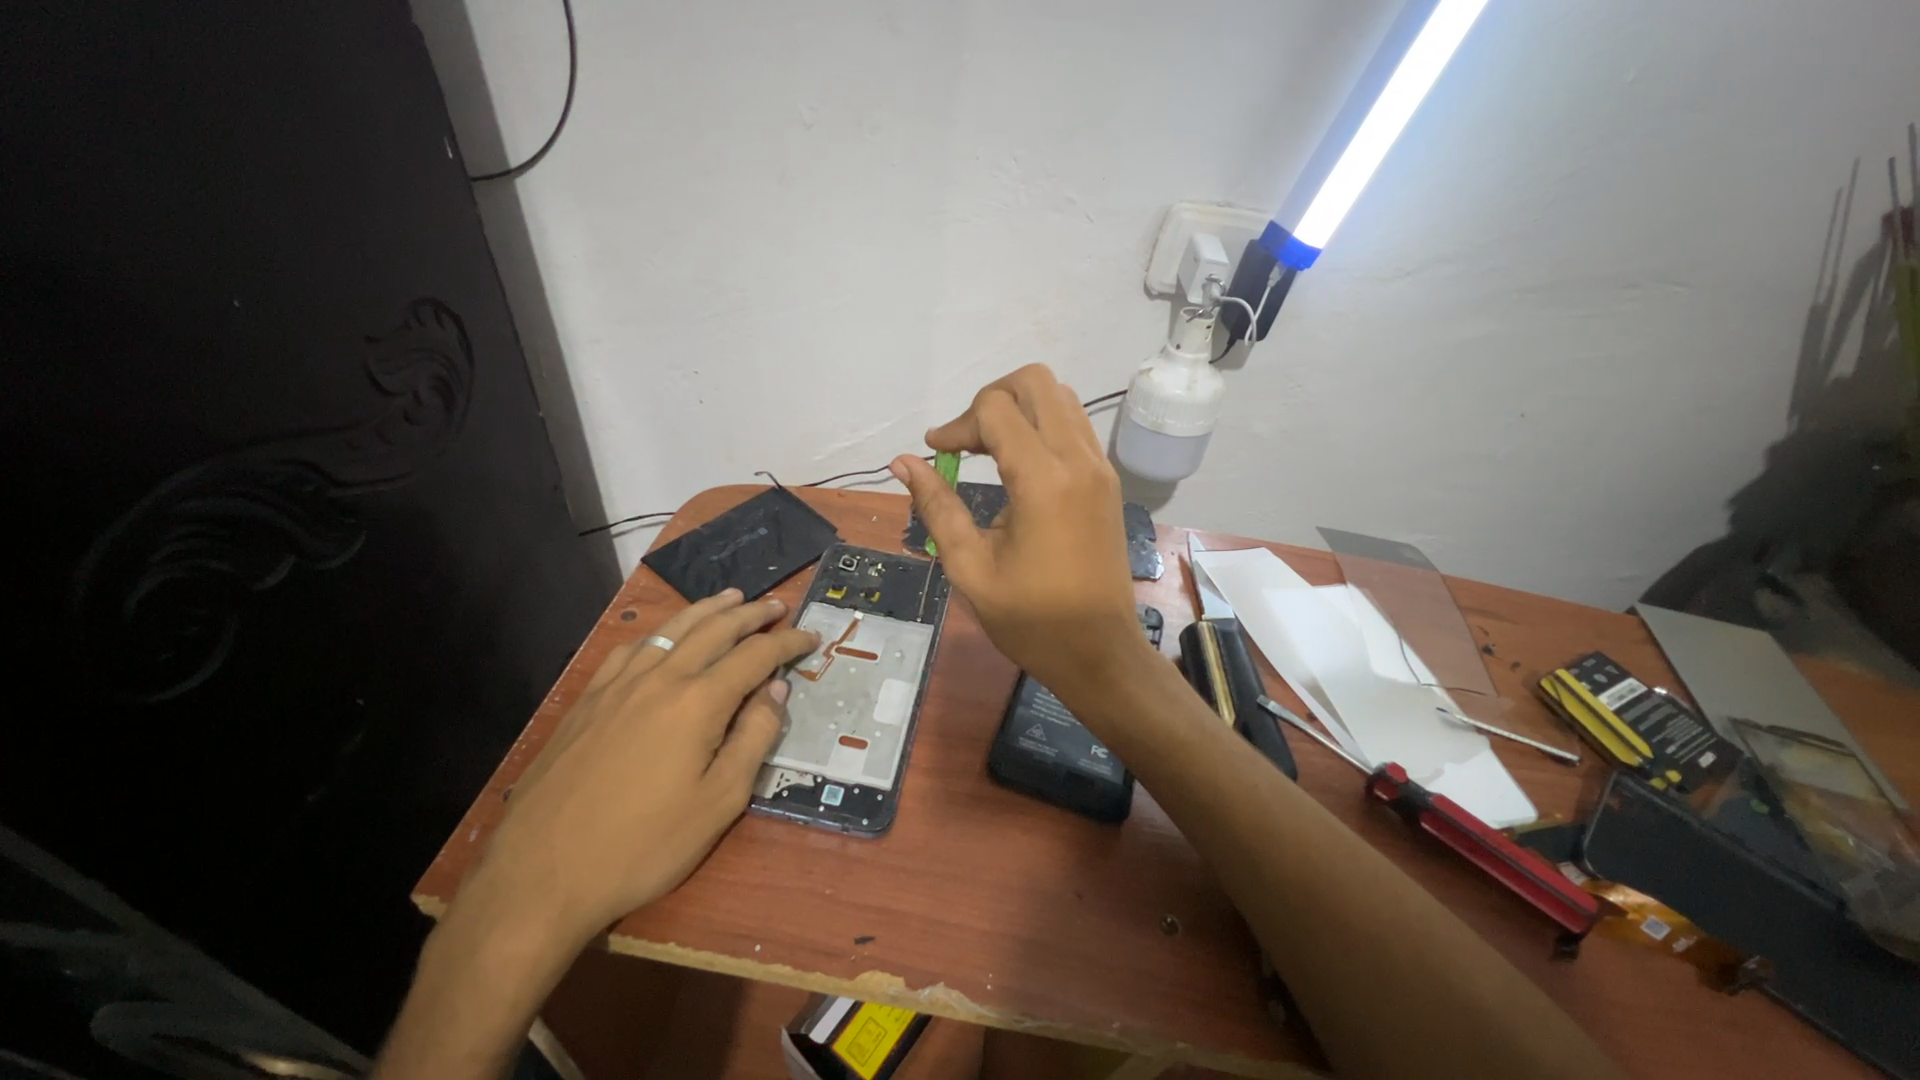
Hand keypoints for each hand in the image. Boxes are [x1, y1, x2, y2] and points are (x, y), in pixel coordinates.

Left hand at [465, 589, 817, 944]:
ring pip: (670, 630)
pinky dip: (659, 632)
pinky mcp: (587, 700)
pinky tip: (662, 637)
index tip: (811, 636)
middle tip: (777, 605)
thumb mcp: (719, 802)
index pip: (754, 656)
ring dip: (707, 610)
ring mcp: (617, 685)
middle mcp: (660, 679)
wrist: (543, 871)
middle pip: (714, 630)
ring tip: (731, 598)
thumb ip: (754, 739)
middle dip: (751, 614)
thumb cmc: (644, 844)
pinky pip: (631, 649)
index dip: (787, 643)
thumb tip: (776, 690)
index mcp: (698, 702)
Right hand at [890, 364, 1142, 694]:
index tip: (936, 452)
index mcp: (1043, 480)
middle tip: (965, 439)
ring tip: (988, 450)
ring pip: (1061, 398)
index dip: (957, 423)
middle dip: (991, 398)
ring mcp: (1100, 468)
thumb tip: (903, 462)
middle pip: (1035, 381)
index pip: (995, 409)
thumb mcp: (970, 567)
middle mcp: (1078, 460)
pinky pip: (1075, 427)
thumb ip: (937, 506)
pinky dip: (1042, 427)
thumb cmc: (1030, 619)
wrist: (1099, 651)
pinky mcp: (1107, 481)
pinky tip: (1017, 466)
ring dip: (1019, 409)